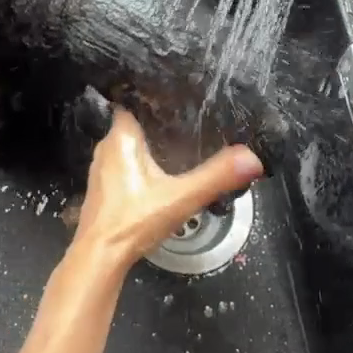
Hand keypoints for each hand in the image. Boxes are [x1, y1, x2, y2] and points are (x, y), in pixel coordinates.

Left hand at [70, 108, 263, 269]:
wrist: (100, 256)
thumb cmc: (134, 220)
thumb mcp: (181, 197)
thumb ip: (216, 176)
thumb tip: (252, 158)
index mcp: (121, 137)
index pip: (132, 102)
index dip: (152, 97)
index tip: (175, 96)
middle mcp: (106, 147)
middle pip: (133, 125)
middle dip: (156, 124)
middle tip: (185, 121)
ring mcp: (101, 170)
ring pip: (127, 147)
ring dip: (147, 147)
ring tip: (176, 143)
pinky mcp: (102, 190)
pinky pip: (123, 167)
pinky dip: (139, 167)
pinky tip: (158, 175)